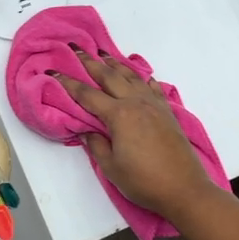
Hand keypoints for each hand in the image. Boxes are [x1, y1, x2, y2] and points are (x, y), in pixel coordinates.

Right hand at [54, 49, 214, 217]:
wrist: (185, 190)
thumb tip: (86, 131)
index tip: (54, 71)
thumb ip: (96, 145)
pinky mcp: (167, 112)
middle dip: (90, 62)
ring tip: (104, 55)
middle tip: (76, 49)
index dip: (69, 83)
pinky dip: (144, 79)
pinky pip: (153, 88)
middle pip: (109, 77)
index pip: (87, 95)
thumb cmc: (144, 181)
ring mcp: (154, 105)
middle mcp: (136, 103)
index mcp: (119, 115)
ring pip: (131, 77)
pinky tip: (142, 77)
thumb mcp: (111, 168)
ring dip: (116, 64)